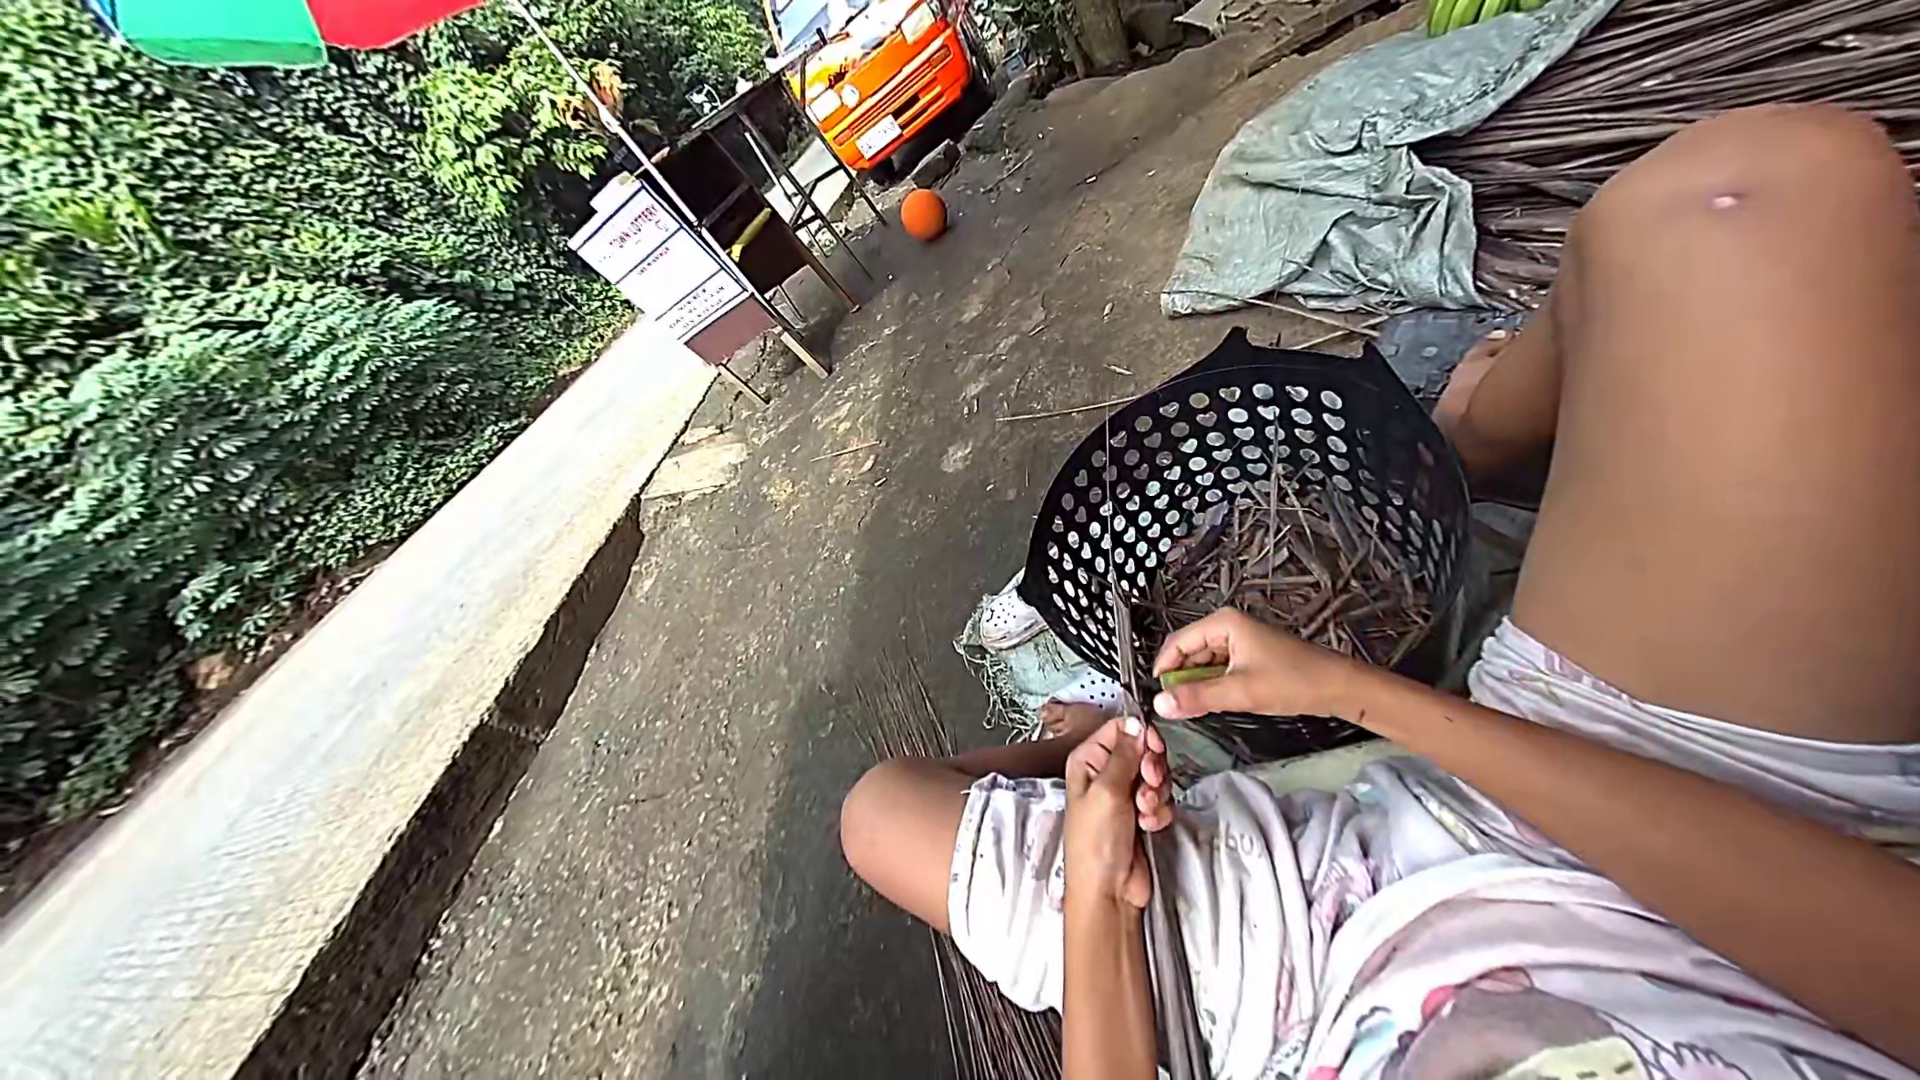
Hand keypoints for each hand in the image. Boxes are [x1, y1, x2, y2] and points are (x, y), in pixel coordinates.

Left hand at [1064, 716, 1172, 910]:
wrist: (1108, 892)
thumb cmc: (1095, 843)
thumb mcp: (1107, 791)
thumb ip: (1124, 754)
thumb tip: (1135, 722)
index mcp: (1088, 759)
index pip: (1119, 728)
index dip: (1140, 735)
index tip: (1153, 748)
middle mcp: (1105, 772)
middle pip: (1142, 749)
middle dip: (1151, 767)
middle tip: (1147, 783)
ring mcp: (1123, 793)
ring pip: (1155, 775)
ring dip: (1155, 793)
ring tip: (1142, 811)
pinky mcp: (1140, 812)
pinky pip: (1160, 799)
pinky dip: (1158, 811)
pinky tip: (1147, 825)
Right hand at [1150, 607, 1363, 720]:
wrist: (1340, 688)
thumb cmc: (1293, 682)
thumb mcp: (1240, 692)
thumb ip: (1197, 697)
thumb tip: (1159, 704)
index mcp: (1222, 623)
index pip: (1177, 643)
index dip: (1164, 668)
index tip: (1158, 694)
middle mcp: (1226, 626)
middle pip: (1188, 651)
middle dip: (1181, 677)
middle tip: (1178, 705)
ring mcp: (1237, 639)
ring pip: (1202, 661)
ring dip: (1197, 682)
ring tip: (1197, 705)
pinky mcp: (1247, 654)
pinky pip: (1217, 667)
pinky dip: (1212, 684)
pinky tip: (1215, 700)